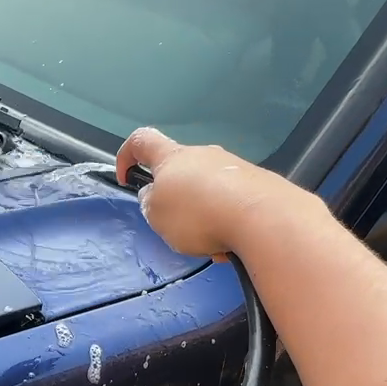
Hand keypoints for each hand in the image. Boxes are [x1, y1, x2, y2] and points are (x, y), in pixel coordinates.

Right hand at [115, 127, 322, 257]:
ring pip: (204, 190)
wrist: (261, 217)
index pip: (142, 141)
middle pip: (178, 170)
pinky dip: (221, 222)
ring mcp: (231, 167)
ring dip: (199, 215)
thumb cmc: (197, 213)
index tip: (125, 178)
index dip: (126, 155)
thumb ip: (150, 201)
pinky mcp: (254, 184)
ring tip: (204, 244)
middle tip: (172, 226)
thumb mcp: (156, 214)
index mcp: (172, 158)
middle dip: (172, 198)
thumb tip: (155, 194)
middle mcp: (203, 155)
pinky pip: (227, 202)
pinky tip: (226, 244)